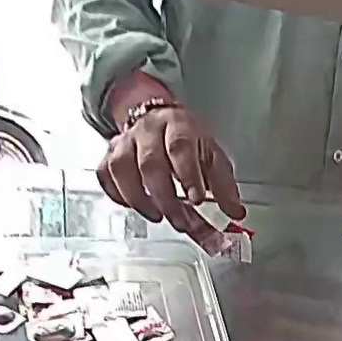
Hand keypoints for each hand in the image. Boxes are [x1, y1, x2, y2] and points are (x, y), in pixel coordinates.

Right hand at [97, 102, 245, 250]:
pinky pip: (105, 174)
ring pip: (122, 167)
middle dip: (166, 198)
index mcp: (179, 127)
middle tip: (180, 221)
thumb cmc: (189, 142)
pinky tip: (133, 206)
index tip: (197, 199)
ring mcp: (126, 141)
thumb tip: (236, 214)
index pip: (181, 148)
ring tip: (156, 216)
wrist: (159, 118)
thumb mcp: (213, 158)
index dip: (188, 175)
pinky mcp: (110, 154)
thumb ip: (225, 188)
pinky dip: (117, 194)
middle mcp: (149, 131)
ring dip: (138, 198)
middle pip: (150, 163)